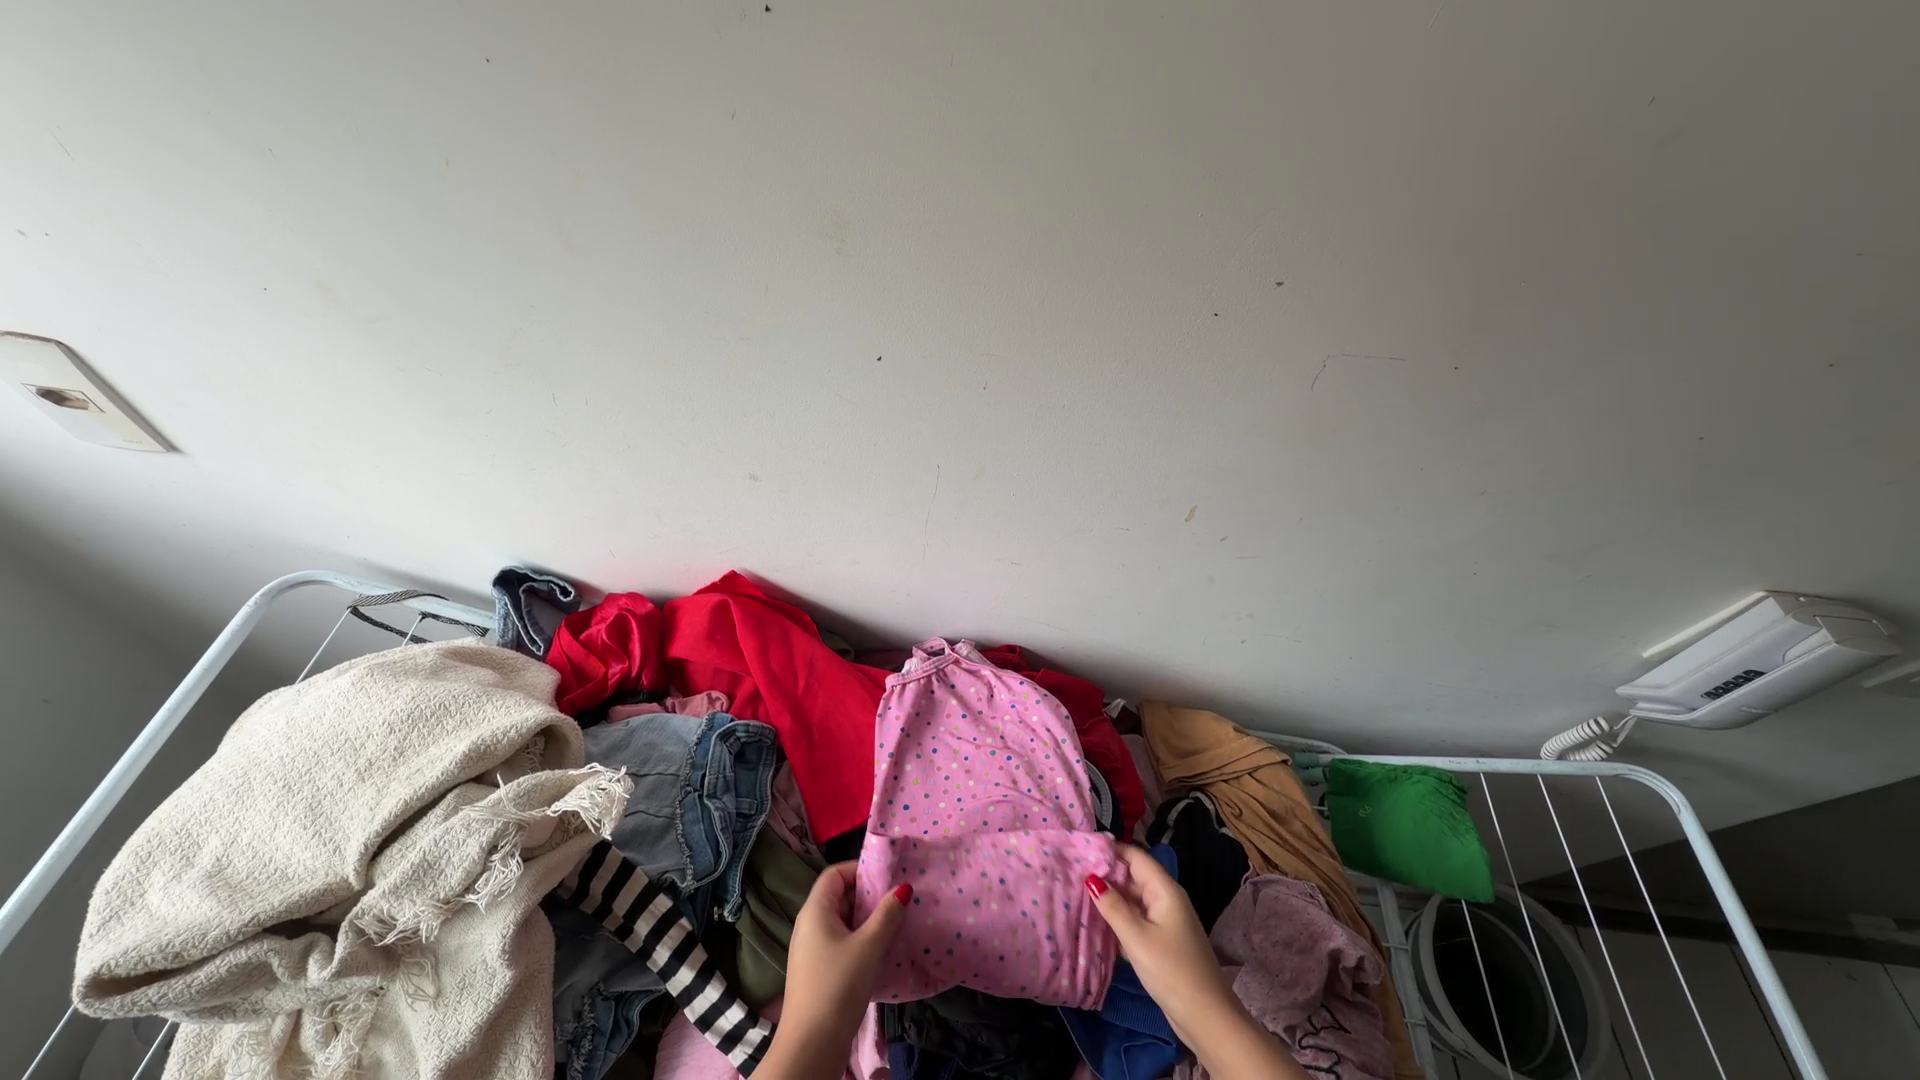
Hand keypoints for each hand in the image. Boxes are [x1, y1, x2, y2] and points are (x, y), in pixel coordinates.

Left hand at [757, 863, 909, 1079]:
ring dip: (868, 920)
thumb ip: (887, 915)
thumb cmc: (837, 986)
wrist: (811, 1045)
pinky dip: (862, 940)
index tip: (889, 877)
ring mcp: (813, 949)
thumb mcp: (868, 946)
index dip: (860, 870)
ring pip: (843, 921)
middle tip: (900, 899)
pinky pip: (842, 942)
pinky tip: (884, 950)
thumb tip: (903, 887)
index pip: (834, 874)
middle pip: (840, 896)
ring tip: (898, 922)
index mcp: (815, 911)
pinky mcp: (820, 970)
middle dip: (869, 895)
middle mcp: (810, 925)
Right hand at [1086, 845, 1234, 1035]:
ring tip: (1076, 895)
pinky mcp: (1162, 940)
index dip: (1109, 850)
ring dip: (1110, 899)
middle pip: (1133, 876)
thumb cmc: (1171, 971)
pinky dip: (1118, 919)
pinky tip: (1096, 924)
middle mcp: (1166, 899)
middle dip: (1105, 875)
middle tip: (1071, 873)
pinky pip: (1136, 920)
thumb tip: (1091, 878)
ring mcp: (1165, 921)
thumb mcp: (1137, 937)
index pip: (1135, 856)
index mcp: (1165, 890)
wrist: (1206, 1016)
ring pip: (1133, 900)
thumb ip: (1112, 907)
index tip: (1079, 850)